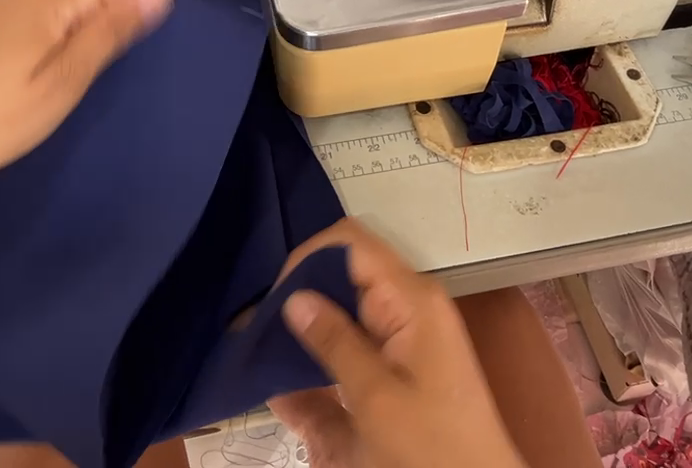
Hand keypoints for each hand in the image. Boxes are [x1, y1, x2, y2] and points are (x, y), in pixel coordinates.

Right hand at [271, 220, 525, 467]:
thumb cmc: (433, 448)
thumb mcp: (377, 399)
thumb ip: (334, 343)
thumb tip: (292, 296)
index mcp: (410, 297)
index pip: (350, 243)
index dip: (308, 258)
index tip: (274, 299)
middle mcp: (406, 305)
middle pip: (344, 273)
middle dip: (300, 293)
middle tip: (257, 328)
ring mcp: (401, 337)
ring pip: (341, 311)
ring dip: (304, 329)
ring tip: (260, 351)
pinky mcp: (393, 369)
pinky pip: (349, 347)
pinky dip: (318, 360)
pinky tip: (281, 386)